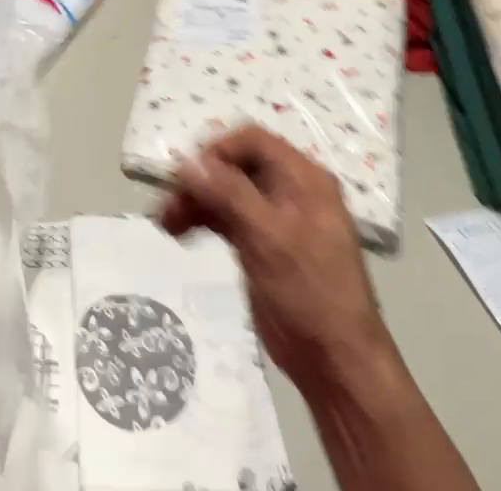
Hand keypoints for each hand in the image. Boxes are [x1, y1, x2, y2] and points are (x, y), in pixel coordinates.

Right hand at [160, 124, 388, 382]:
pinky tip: (180, 234)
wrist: (335, 359)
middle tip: (167, 207)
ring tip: (165, 224)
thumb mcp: (266, 237)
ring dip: (195, 202)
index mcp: (303, 180)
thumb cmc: (308, 291)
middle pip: (235, 167)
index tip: (187, 177)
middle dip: (199, 182)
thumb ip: (228, 193)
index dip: (216, 151)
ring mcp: (277, 220)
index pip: (252, 141)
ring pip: (227, 193)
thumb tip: (187, 161)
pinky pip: (229, 219)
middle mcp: (291, 192)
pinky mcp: (263, 246)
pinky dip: (204, 221)